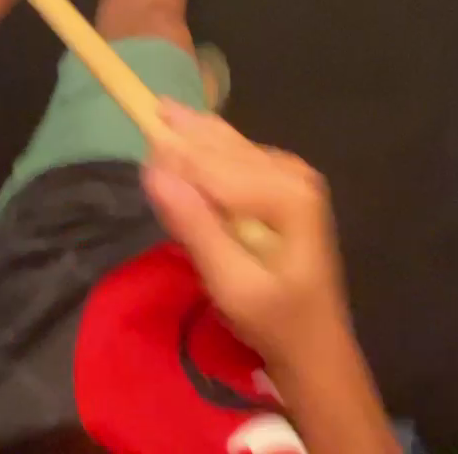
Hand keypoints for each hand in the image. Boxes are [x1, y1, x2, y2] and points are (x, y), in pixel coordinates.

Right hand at [143, 102, 351, 369]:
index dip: (178, 153)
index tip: (142, 144)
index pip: (217, 165)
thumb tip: (153, 172)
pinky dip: (209, 151)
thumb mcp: (230, 285)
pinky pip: (238, 156)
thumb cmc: (274, 322)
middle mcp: (293, 173)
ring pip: (231, 146)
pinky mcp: (283, 184)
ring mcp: (291, 175)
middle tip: (150, 110)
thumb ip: (195, 226)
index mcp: (287, 195)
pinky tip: (189, 140)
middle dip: (187, 133)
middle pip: (226, 147)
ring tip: (163, 110)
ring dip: (197, 136)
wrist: (315, 346)